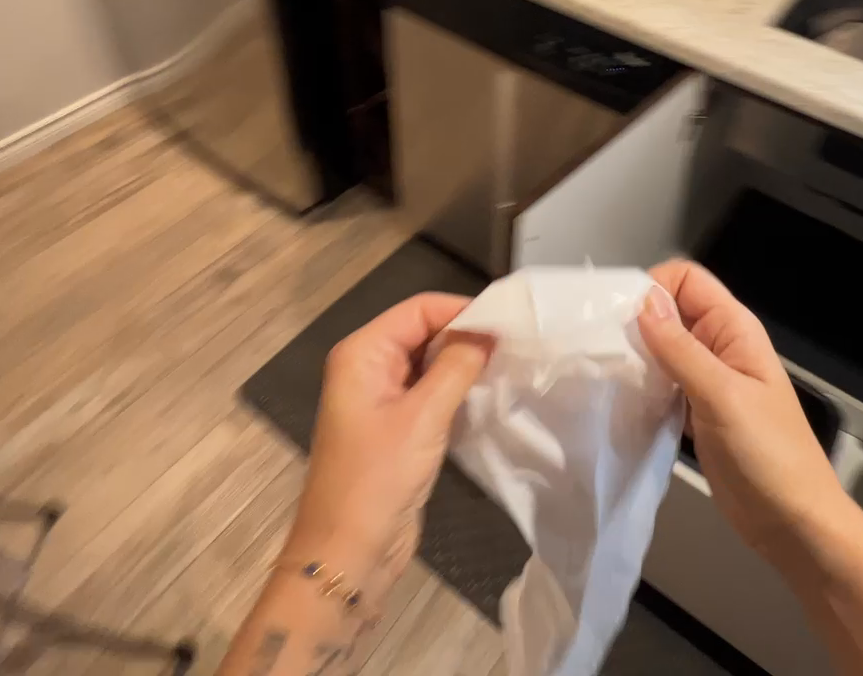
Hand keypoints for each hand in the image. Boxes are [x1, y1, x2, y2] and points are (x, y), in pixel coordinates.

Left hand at [285, 293, 493, 601]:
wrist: (349, 554)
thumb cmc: (379, 478)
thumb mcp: (424, 416)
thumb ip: (457, 366)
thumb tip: (488, 331)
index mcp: (363, 352)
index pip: (419, 309)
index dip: (462, 310)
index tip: (507, 323)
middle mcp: (368, 366)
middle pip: (423, 331)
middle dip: (465, 335)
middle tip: (514, 345)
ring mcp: (381, 396)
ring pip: (429, 361)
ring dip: (463, 363)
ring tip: (508, 366)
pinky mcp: (396, 424)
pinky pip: (429, 391)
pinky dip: (456, 389)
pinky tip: (487, 395)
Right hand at [638, 260, 846, 569]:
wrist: (794, 524)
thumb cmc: (768, 455)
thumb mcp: (722, 395)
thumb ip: (680, 348)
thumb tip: (641, 301)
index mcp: (733, 328)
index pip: (686, 279)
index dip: (653, 287)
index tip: (621, 317)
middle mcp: (718, 345)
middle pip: (669, 310)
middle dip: (637, 321)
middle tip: (606, 348)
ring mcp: (706, 378)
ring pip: (662, 346)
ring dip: (636, 354)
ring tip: (610, 373)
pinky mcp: (694, 408)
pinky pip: (661, 380)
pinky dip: (643, 384)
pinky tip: (624, 398)